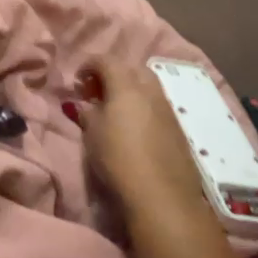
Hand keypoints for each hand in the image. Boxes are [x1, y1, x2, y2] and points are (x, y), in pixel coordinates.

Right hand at [67, 57, 209, 217]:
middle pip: (132, 69)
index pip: (106, 61)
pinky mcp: (178, 130)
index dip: (89, 65)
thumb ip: (87, 112)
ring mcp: (168, 110)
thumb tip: (87, 104)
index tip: (78, 81)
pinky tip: (134, 127)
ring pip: (148, 87)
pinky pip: (157, 106)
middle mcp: (151, 92)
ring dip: (130, 90)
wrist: (162, 195)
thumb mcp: (92, 133)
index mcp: (126, 86)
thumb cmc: (118, 158)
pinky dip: (143, 106)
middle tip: (98, 92)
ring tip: (115, 110)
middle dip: (114, 74)